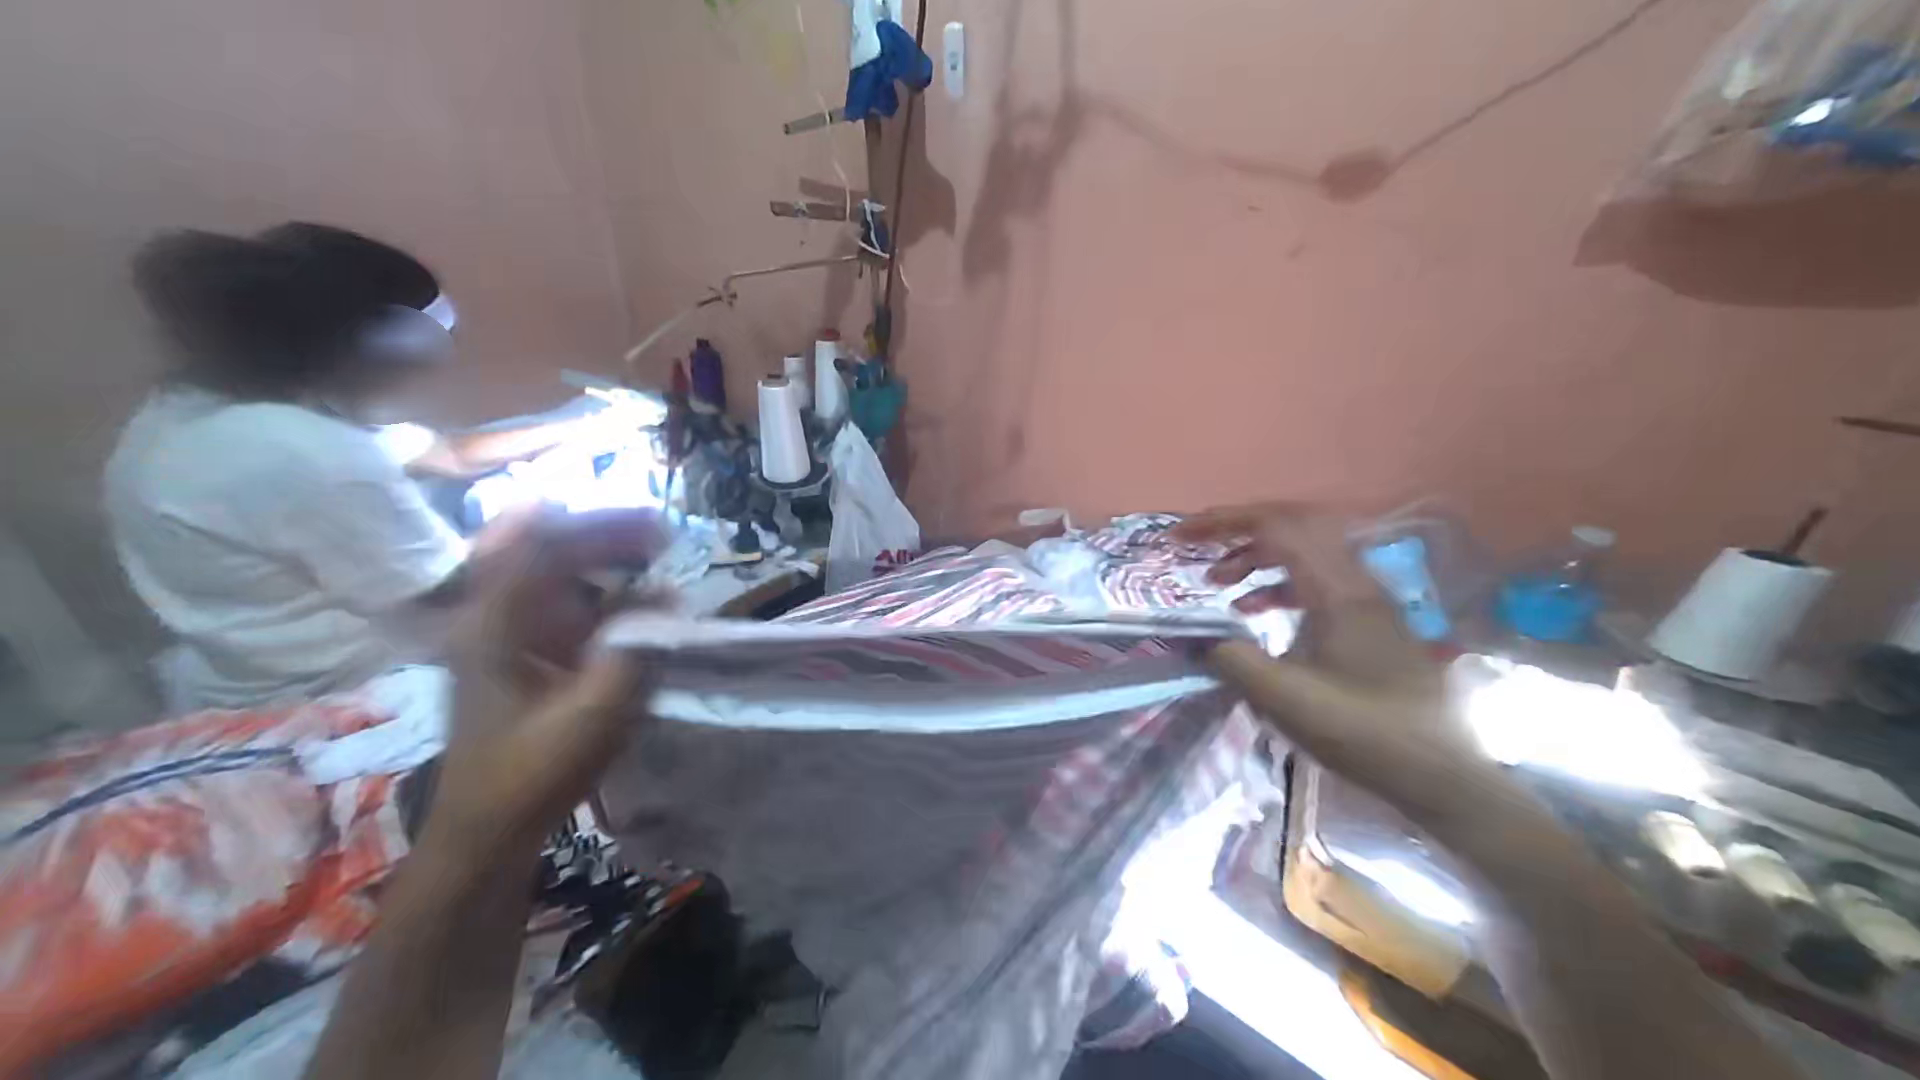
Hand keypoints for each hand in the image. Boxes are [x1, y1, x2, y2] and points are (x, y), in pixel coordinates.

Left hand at [431, 507, 668, 857]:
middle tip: (663, 536)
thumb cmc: (533, 773)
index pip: (538, 544)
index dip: (596, 524)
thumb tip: (668, 600)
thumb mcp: (592, 715)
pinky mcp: (527, 651)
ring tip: (655, 558)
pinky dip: (605, 592)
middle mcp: (494, 616)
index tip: (651, 524)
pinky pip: (567, 601)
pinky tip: (639, 601)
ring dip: (606, 558)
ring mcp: (508, 632)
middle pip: (546, 547)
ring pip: (556, 570)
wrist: (489, 827)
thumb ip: (633, 652)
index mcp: (493, 625)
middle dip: (606, 534)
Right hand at [1171, 503, 1493, 828]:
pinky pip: (1317, 579)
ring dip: (1256, 557)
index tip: (1181, 538)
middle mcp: (1357, 581)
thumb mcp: (1284, 699)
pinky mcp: (1371, 620)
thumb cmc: (1361, 731)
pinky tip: (1255, 612)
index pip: (1276, 527)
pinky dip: (1277, 582)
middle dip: (1237, 531)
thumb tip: (1201, 637)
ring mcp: (1368, 599)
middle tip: (1197, 548)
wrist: (1438, 773)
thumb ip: (1233, 658)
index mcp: (1338, 591)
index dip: (1222, 523)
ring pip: (1306, 552)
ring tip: (1219, 584)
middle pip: (1293, 526)